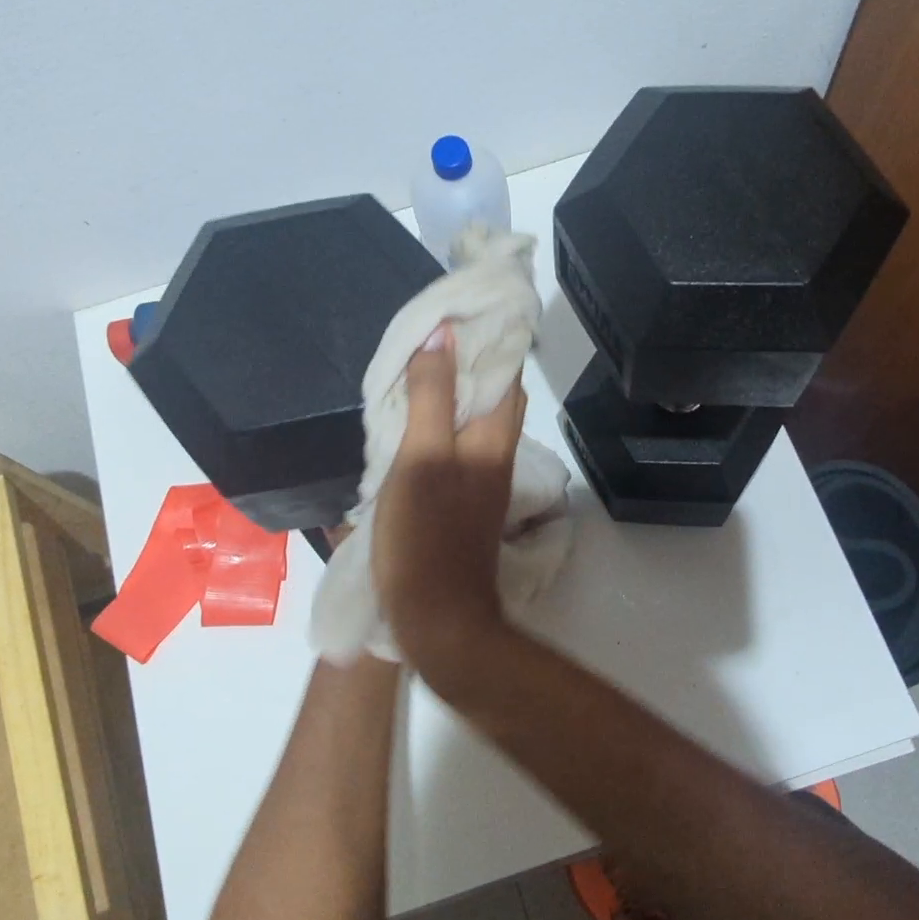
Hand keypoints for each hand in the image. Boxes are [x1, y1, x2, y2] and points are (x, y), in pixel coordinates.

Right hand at [372, 323, 526, 673]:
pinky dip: (442, 421)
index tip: (462, 303)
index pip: (506, 369)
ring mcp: (481, 480)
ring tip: (419, 365)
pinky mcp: (462, 501)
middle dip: (472, 358)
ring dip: (455, 390)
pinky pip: (458, 445)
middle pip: (494, 393)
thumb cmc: (425, 534)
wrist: (438, 617)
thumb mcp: (421, 457)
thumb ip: (432, 396)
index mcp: (493, 437)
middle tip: (433, 329)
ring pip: (476, 419)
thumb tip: (443, 332)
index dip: (490, 334)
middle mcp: (496, 453)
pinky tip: (413, 421)